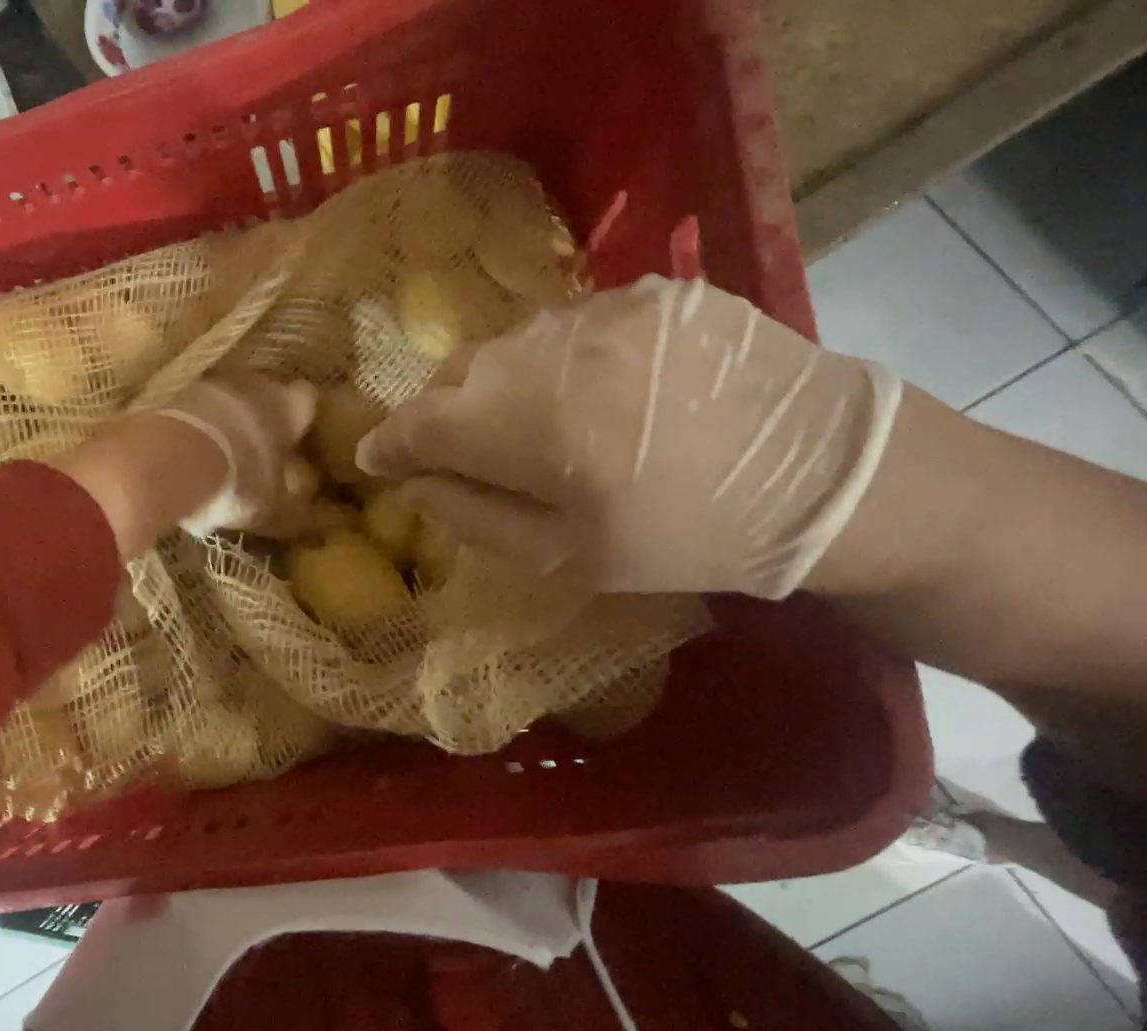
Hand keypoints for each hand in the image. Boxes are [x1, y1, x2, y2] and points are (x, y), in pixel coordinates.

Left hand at [54, 371, 316, 558]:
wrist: (169, 459)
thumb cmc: (236, 481)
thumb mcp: (272, 511)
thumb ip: (292, 509)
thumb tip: (303, 515)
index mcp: (287, 407)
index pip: (307, 400)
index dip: (300, 419)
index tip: (292, 439)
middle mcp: (252, 383)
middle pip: (261, 392)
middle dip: (256, 417)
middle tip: (248, 451)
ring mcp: (208, 381)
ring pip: (220, 395)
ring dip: (217, 417)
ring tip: (207, 452)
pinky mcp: (168, 388)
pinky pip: (184, 402)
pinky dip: (185, 420)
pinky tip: (177, 450)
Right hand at [354, 275, 902, 597]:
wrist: (836, 476)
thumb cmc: (688, 537)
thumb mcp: (566, 556)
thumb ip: (472, 516)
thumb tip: (411, 483)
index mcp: (527, 426)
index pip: (418, 422)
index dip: (389, 443)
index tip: (376, 460)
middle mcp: (551, 351)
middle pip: (456, 375)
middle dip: (442, 415)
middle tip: (457, 453)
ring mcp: (604, 311)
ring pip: (508, 345)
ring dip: (496, 384)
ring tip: (529, 424)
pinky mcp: (650, 293)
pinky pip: (566, 325)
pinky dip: (553, 360)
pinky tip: (592, 394)